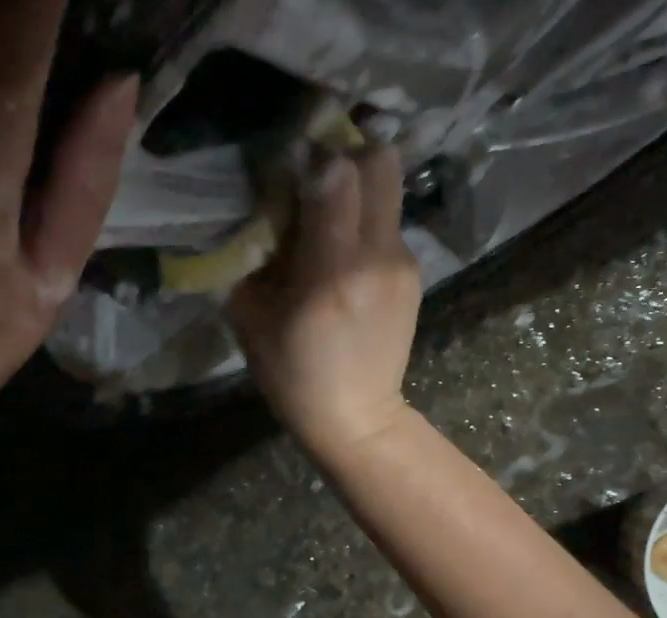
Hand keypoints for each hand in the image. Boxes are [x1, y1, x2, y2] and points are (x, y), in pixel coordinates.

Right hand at [227, 146, 421, 451]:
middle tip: (319, 168)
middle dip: (350, 150)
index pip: (337, 176)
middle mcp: (377, 256)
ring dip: (359, 188)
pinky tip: (345, 252)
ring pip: (389, 191)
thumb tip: (254, 211)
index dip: (313, 153)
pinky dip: (366, 224)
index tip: (291, 158)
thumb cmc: (294, 377)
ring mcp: (403, 264)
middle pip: (381, 162)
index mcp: (332, 270)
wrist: (357, 418)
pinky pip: (390, 226)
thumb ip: (252, 260)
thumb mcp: (253, 322)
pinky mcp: (414, 274)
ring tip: (329, 214)